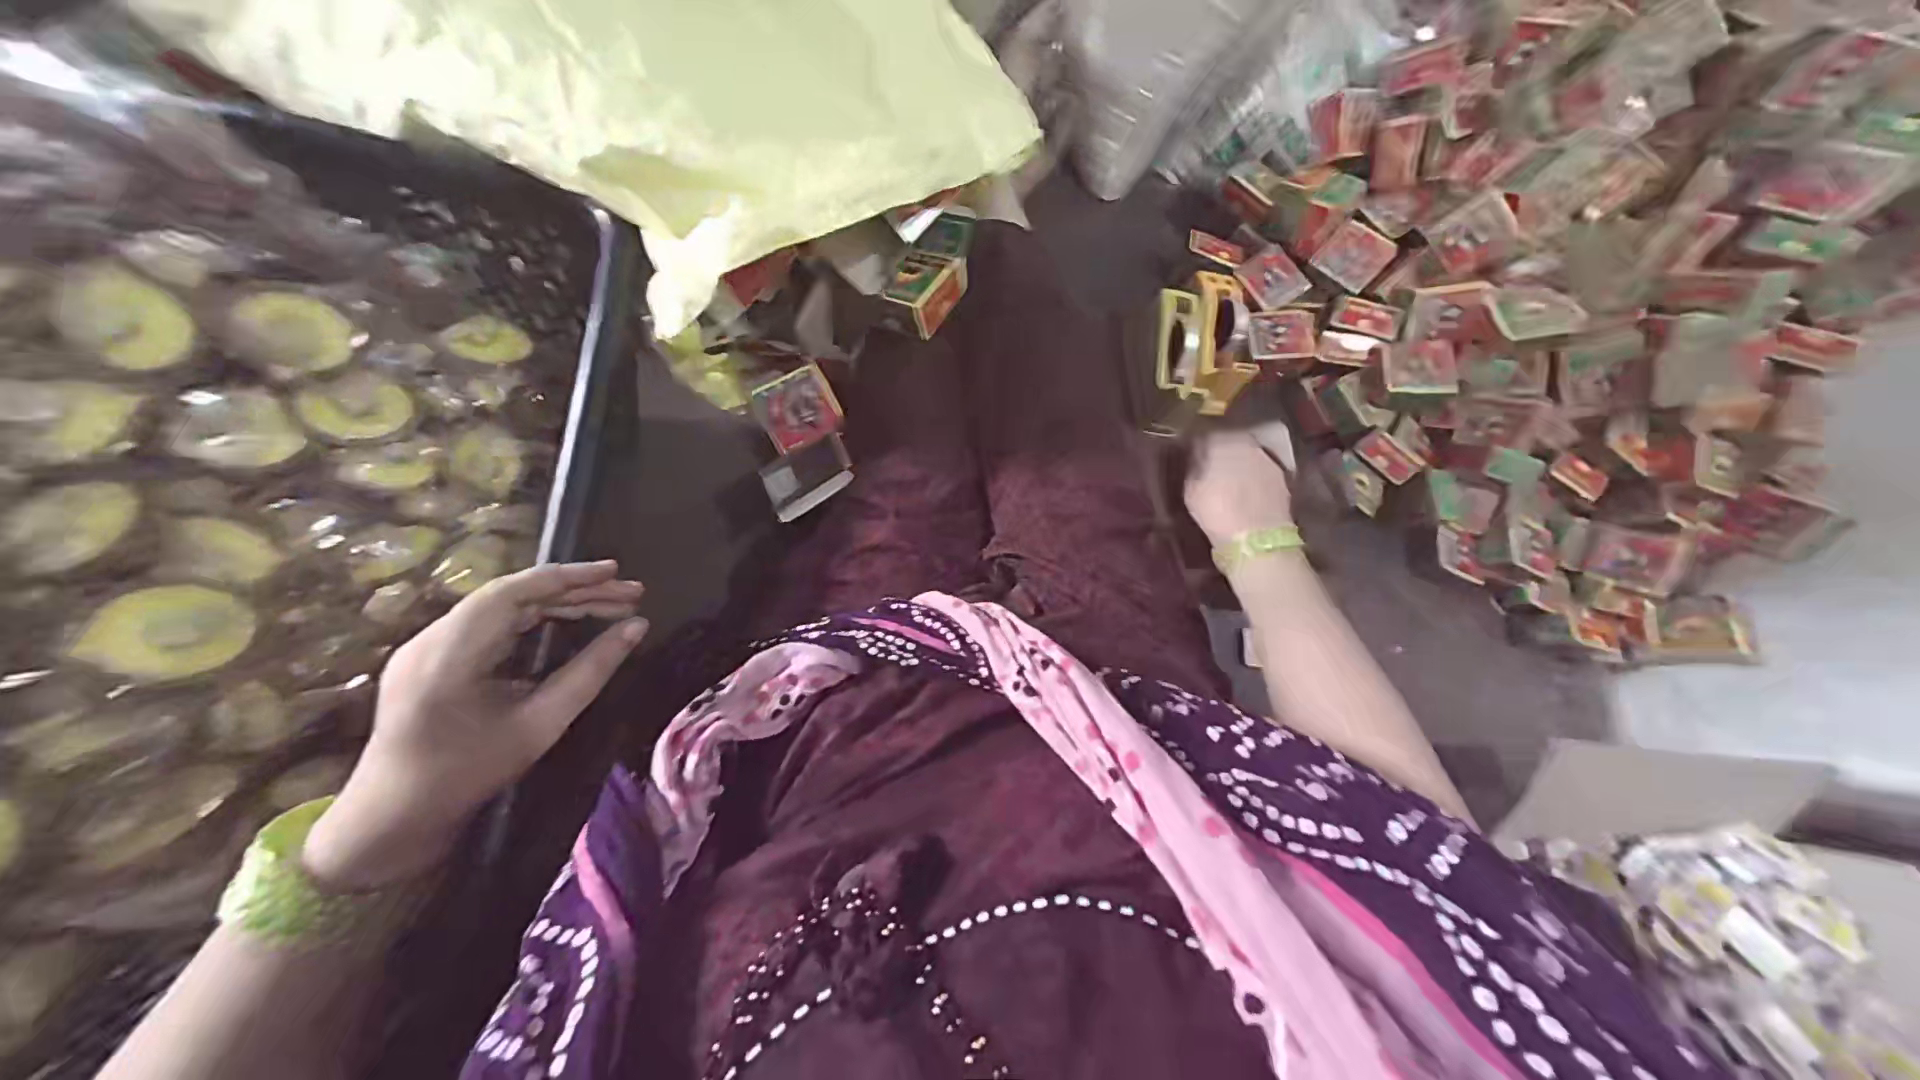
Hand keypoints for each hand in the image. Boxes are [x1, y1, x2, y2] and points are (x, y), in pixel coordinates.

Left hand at [305, 561, 648, 889]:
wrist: (391, 817)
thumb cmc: (468, 775)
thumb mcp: (541, 725)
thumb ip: (591, 671)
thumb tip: (636, 627)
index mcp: (448, 656)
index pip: (512, 593)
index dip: (567, 576)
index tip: (615, 572)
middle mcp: (431, 639)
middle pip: (512, 595)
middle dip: (574, 590)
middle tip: (630, 593)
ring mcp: (427, 645)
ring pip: (504, 606)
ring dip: (559, 601)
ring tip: (611, 604)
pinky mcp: (432, 655)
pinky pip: (491, 622)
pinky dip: (536, 616)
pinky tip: (569, 619)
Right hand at [1183, 429, 1294, 548]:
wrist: (1256, 539)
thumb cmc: (1216, 513)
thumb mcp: (1191, 490)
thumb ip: (1194, 467)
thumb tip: (1195, 455)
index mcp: (1221, 442)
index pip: (1205, 432)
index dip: (1196, 441)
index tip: (1189, 450)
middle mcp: (1247, 444)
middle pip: (1230, 439)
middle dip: (1219, 447)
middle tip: (1209, 462)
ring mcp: (1268, 459)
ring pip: (1248, 453)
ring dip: (1238, 460)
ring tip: (1228, 476)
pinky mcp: (1282, 477)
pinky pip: (1261, 468)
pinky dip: (1252, 474)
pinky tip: (1245, 488)